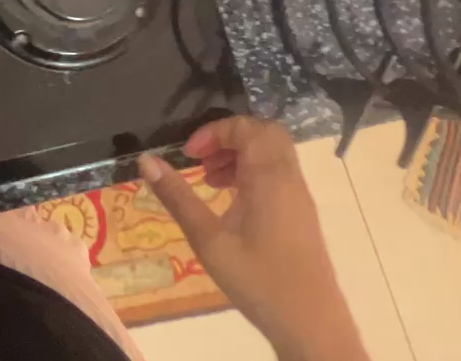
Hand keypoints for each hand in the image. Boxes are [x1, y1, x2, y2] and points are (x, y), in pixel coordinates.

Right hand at [140, 117, 368, 360]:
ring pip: (272, 154)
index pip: (246, 128)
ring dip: (239, 155)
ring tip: (210, 180)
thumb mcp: (208, 240)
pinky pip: (277, 175)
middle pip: (265, 133)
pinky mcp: (301, 217)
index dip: (214, 132)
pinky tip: (229, 202)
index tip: (188, 155)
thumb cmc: (260, 281)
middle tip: (202, 158)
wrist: (314, 332)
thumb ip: (177, 197)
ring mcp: (299, 199)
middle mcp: (289, 181)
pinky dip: (251, 174)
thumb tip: (145, 160)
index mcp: (270, 178)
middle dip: (228, 137)